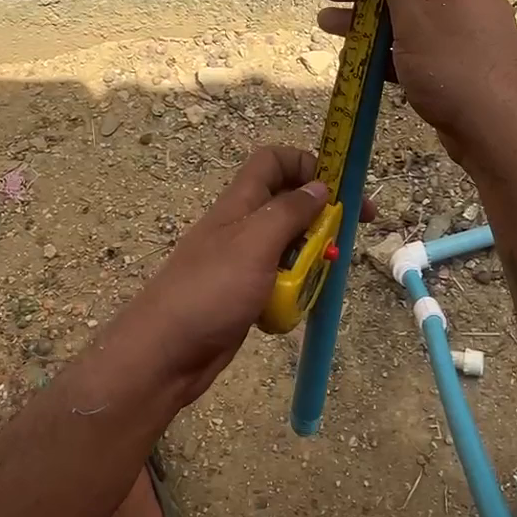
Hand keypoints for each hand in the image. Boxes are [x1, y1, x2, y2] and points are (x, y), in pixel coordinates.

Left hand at [104, 147, 366, 404]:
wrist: (164, 355)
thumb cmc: (210, 290)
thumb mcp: (256, 243)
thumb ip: (290, 211)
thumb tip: (320, 186)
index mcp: (241, 202)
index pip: (274, 161)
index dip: (305, 163)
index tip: (338, 188)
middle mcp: (243, 225)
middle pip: (290, 204)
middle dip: (322, 217)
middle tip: (352, 234)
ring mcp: (244, 261)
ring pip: (291, 246)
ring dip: (312, 258)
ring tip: (324, 276)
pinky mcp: (246, 294)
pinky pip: (281, 281)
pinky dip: (295, 290)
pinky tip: (299, 306)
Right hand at [319, 0, 516, 169]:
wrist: (497, 133)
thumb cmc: (454, 65)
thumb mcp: (419, 13)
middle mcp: (464, 2)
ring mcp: (459, 38)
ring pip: (407, 19)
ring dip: (367, 20)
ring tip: (326, 26)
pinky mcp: (452, 70)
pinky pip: (413, 51)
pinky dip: (384, 52)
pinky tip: (354, 60)